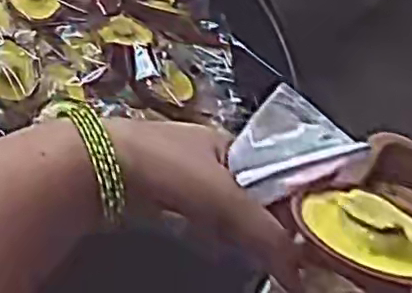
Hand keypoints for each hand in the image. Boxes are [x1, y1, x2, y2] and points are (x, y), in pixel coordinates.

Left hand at [108, 119, 301, 288]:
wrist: (101, 163)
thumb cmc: (167, 166)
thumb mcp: (230, 198)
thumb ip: (271, 233)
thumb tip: (302, 270)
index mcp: (223, 141)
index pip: (272, 173)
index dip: (291, 204)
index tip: (310, 239)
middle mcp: (201, 153)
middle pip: (248, 195)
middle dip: (262, 225)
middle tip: (282, 258)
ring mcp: (178, 172)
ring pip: (222, 212)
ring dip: (235, 234)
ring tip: (252, 257)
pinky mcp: (158, 193)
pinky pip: (196, 220)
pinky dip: (208, 236)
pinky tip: (214, 249)